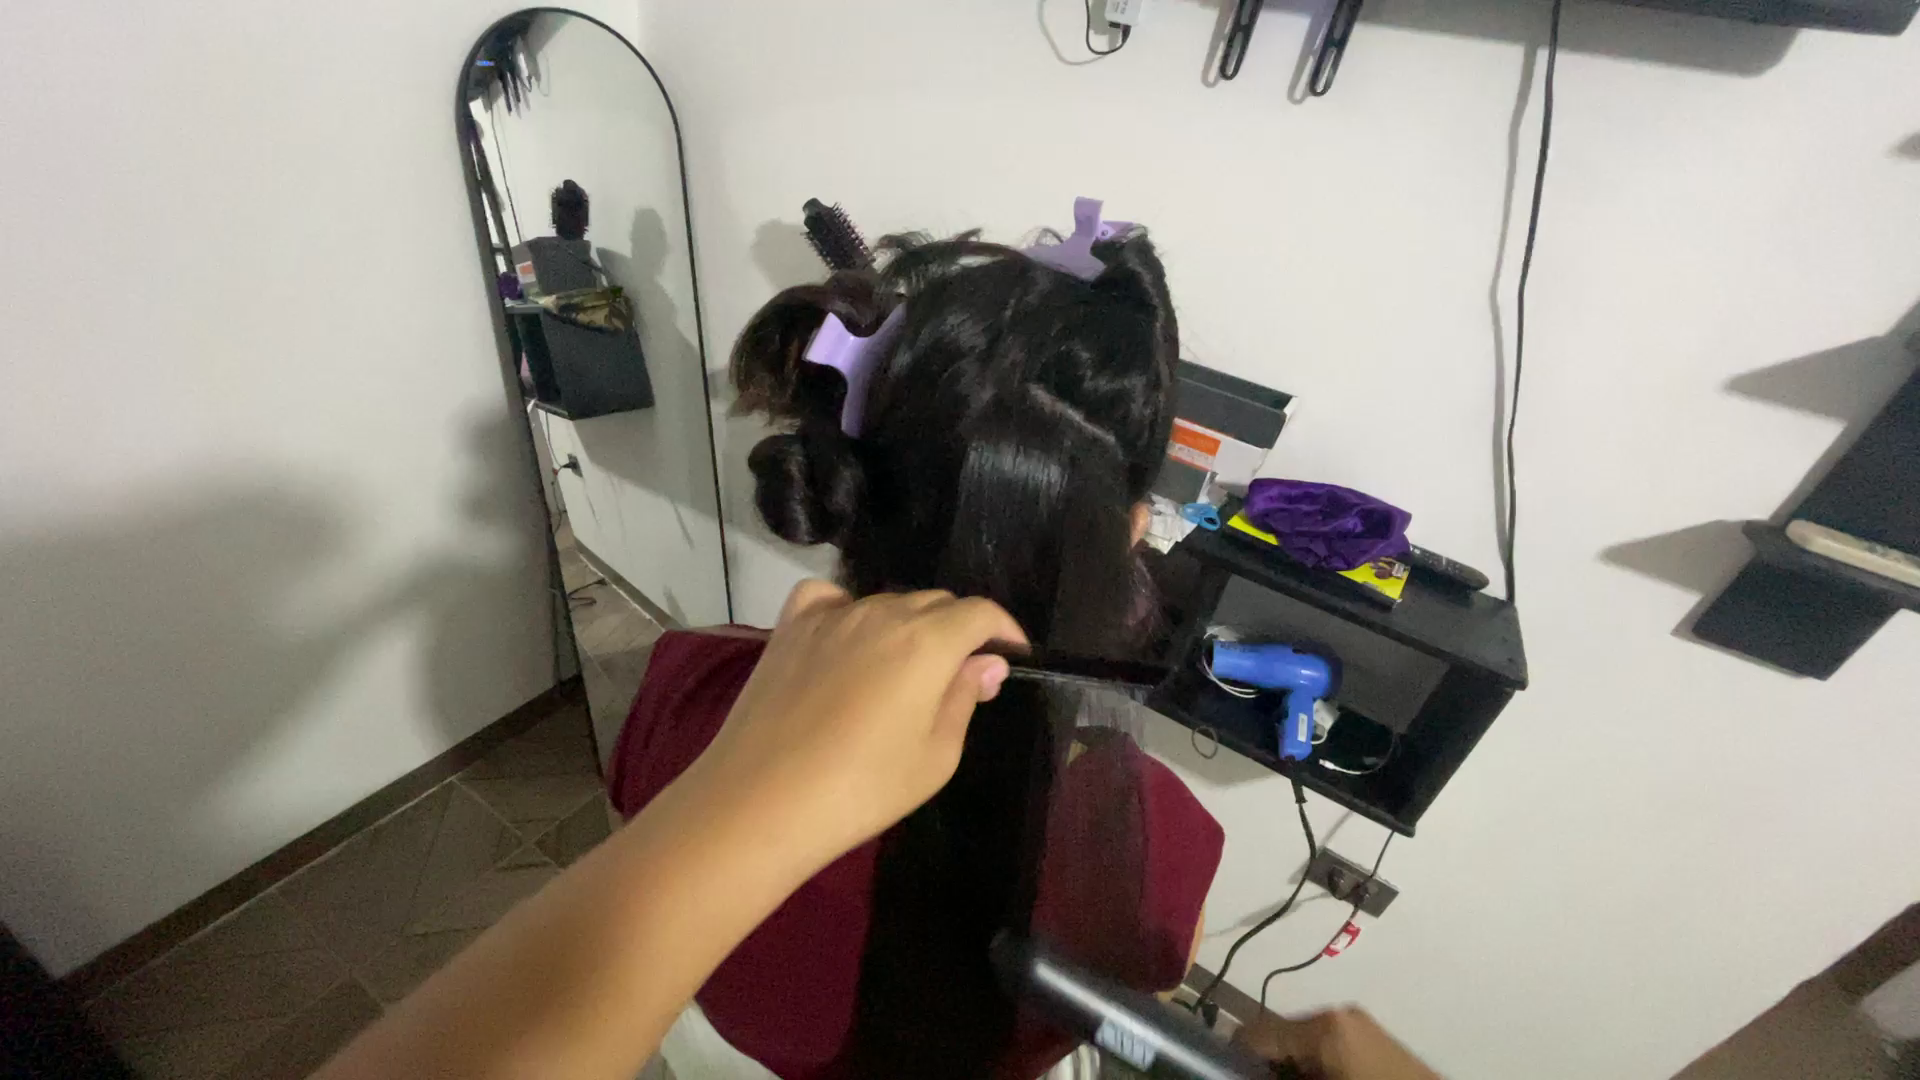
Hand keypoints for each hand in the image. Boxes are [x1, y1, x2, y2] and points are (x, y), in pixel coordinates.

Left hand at [681, 580, 1026, 872]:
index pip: (979, 612)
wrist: (761, 802)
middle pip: (936, 603)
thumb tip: (987, 662)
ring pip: (887, 602)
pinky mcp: (790, 626)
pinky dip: (847, 607)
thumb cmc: (861, 789)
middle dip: (959, 631)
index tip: (1011, 656)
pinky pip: (828, 597)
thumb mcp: (935, 756)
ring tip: (901, 671)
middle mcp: (882, 612)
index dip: (1003, 630)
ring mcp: (832, 615)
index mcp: (927, 641)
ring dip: (908, 626)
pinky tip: (846, 637)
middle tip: (957, 678)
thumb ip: (966, 697)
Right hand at [1235, 1006, 1439, 1079]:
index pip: (1256, 1032)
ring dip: (1295, 1065)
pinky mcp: (1374, 1036)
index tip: (1231, 1072)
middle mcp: (1336, 1014)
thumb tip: (1245, 1070)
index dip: (1237, 1055)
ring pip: (1304, 1040)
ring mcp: (1358, 1022)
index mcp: (1323, 1029)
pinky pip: (1329, 1044)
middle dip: (1271, 1063)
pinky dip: (1318, 1064)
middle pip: (1280, 1034)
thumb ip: (1282, 1077)